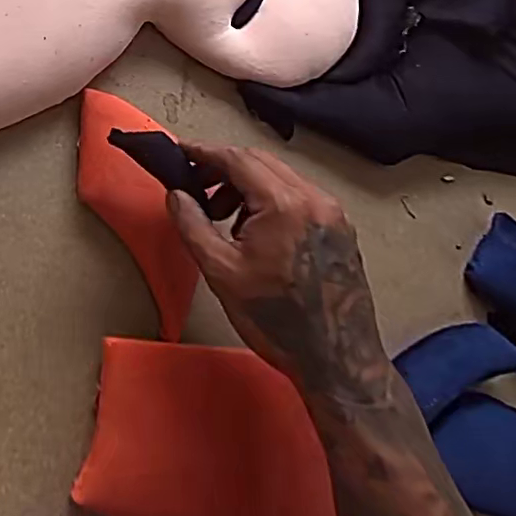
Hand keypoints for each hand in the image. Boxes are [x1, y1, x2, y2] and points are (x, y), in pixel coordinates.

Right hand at [165, 142, 391, 402]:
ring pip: (277, 175)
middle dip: (221, 167)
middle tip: (194, 182)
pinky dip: (266, 198)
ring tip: (219, 213)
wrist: (337, 364)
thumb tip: (176, 195)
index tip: (182, 152)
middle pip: (258, 160)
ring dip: (243, 183)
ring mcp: (332, 214)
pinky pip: (295, 195)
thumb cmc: (280, 322)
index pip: (237, 159)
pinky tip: (249, 227)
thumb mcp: (220, 271)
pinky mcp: (339, 229)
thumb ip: (191, 224)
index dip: (203, 152)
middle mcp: (315, 201)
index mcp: (286, 205)